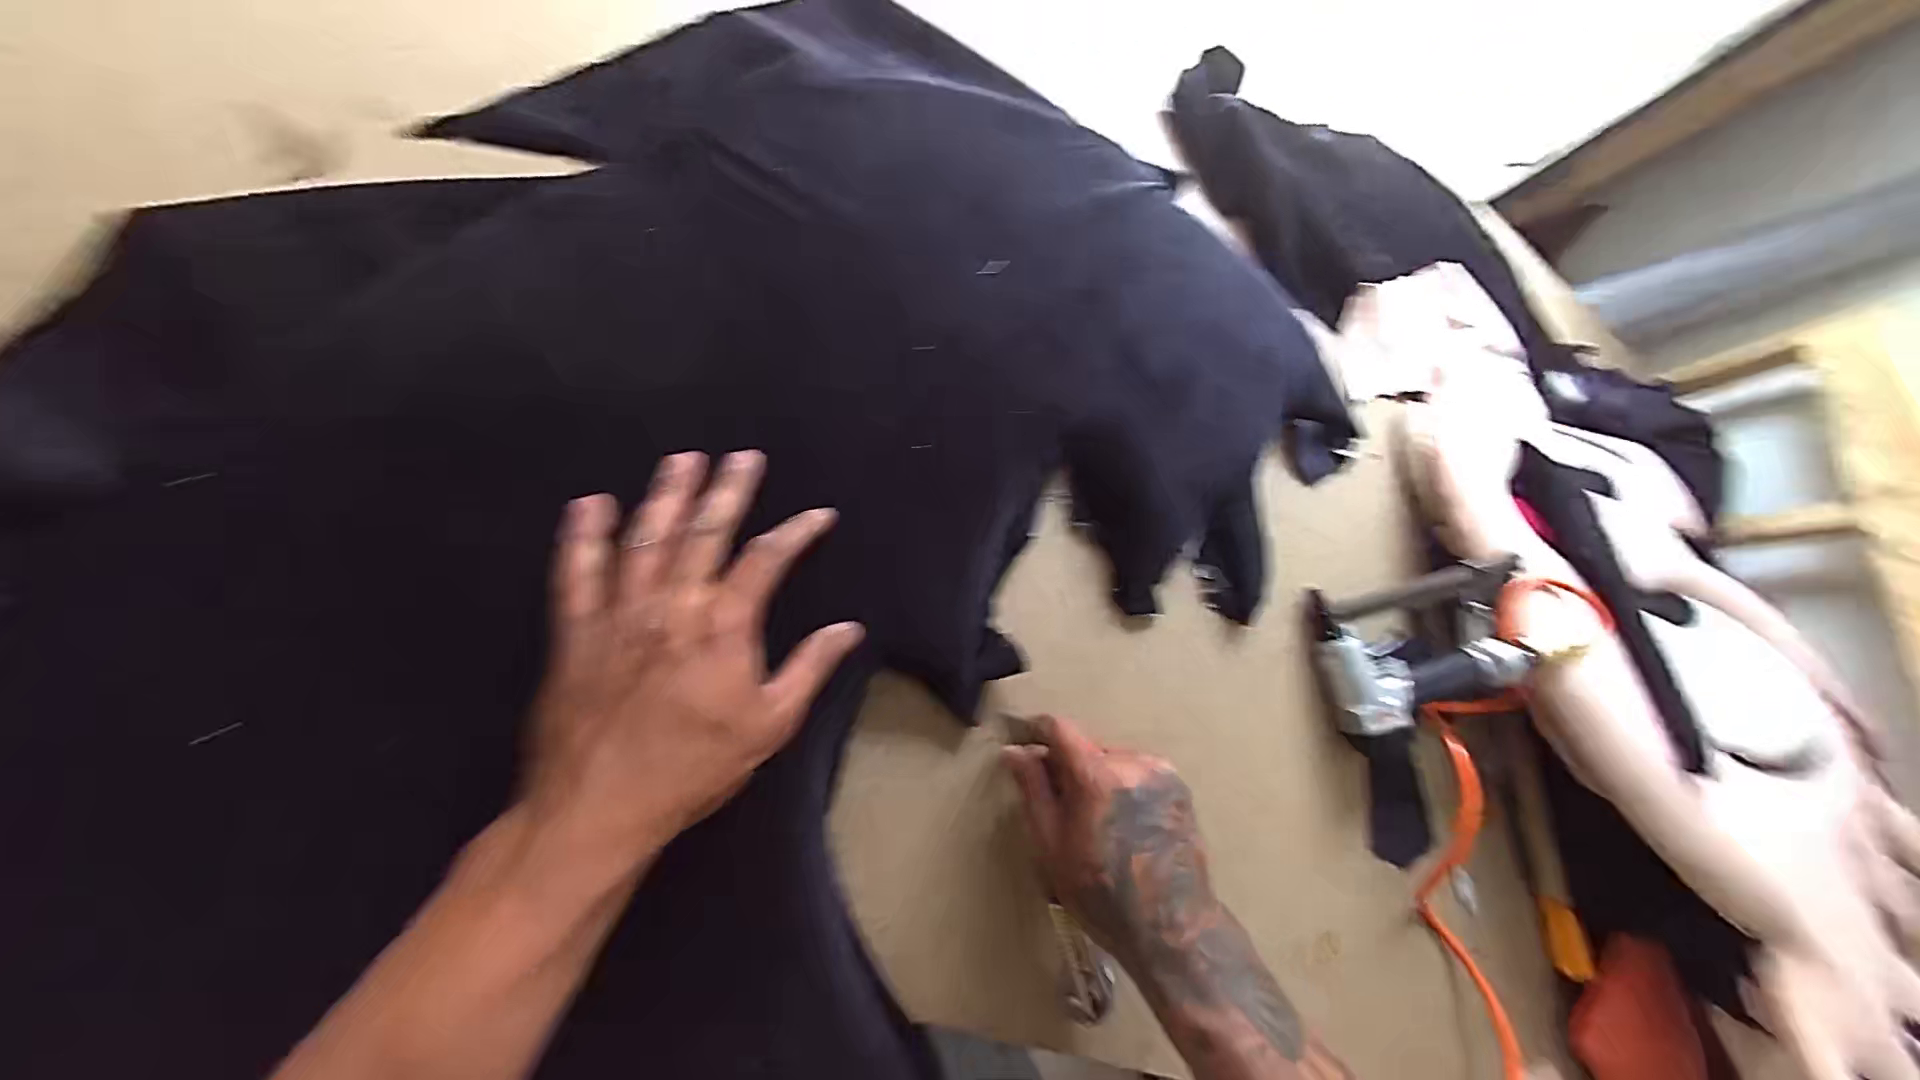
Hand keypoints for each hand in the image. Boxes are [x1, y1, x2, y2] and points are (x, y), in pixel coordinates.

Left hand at [519, 450, 864, 873]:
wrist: (598, 808)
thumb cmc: (695, 768)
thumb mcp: (770, 725)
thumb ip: (809, 669)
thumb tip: (849, 628)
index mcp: (722, 626)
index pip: (766, 560)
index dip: (797, 532)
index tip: (819, 516)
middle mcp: (672, 605)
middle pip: (704, 532)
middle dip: (728, 490)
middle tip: (743, 456)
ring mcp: (618, 614)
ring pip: (645, 539)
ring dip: (666, 495)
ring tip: (683, 459)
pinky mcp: (575, 631)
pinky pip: (576, 572)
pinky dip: (583, 535)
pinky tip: (591, 503)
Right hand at [1000, 715, 1218, 964]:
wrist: (1173, 930)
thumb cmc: (1101, 894)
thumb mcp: (1051, 845)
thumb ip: (1033, 789)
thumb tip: (1014, 751)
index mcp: (1097, 775)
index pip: (1059, 728)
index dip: (1035, 730)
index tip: (1023, 742)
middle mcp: (1132, 762)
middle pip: (1086, 746)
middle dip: (1066, 764)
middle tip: (1058, 802)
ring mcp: (1160, 772)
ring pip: (1111, 758)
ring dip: (1095, 775)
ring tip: (1094, 819)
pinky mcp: (1179, 786)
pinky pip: (1136, 771)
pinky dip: (1120, 785)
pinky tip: (1122, 822)